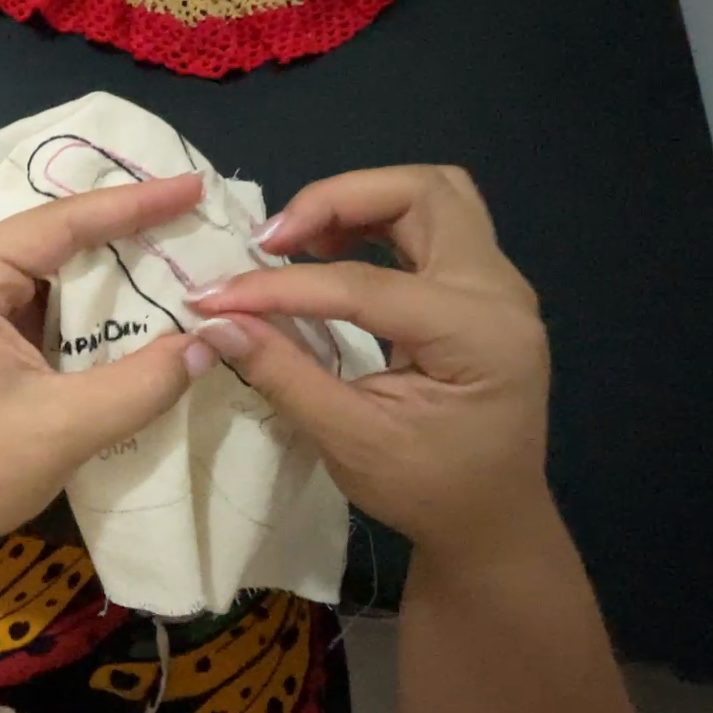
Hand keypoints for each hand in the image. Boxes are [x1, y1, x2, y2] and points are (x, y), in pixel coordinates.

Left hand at [0, 173, 217, 577]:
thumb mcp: (65, 426)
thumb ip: (145, 382)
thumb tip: (211, 340)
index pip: (60, 224)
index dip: (133, 204)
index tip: (193, 186)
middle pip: (53, 235)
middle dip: (123, 226)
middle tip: (193, 212)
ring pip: (49, 266)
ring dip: (109, 263)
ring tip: (176, 246)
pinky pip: (41, 298)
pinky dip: (88, 300)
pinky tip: (134, 298)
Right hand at [186, 166, 553, 563]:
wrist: (491, 520)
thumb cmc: (428, 489)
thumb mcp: (347, 439)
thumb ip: (281, 372)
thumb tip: (213, 322)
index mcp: (477, 336)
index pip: (364, 284)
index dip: (280, 286)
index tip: (215, 296)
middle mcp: (499, 292)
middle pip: (423, 192)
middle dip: (336, 201)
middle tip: (272, 241)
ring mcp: (494, 283)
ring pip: (430, 194)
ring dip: (357, 202)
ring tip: (298, 240)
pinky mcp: (476, 287)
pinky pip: (429, 220)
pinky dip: (372, 219)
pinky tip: (329, 252)